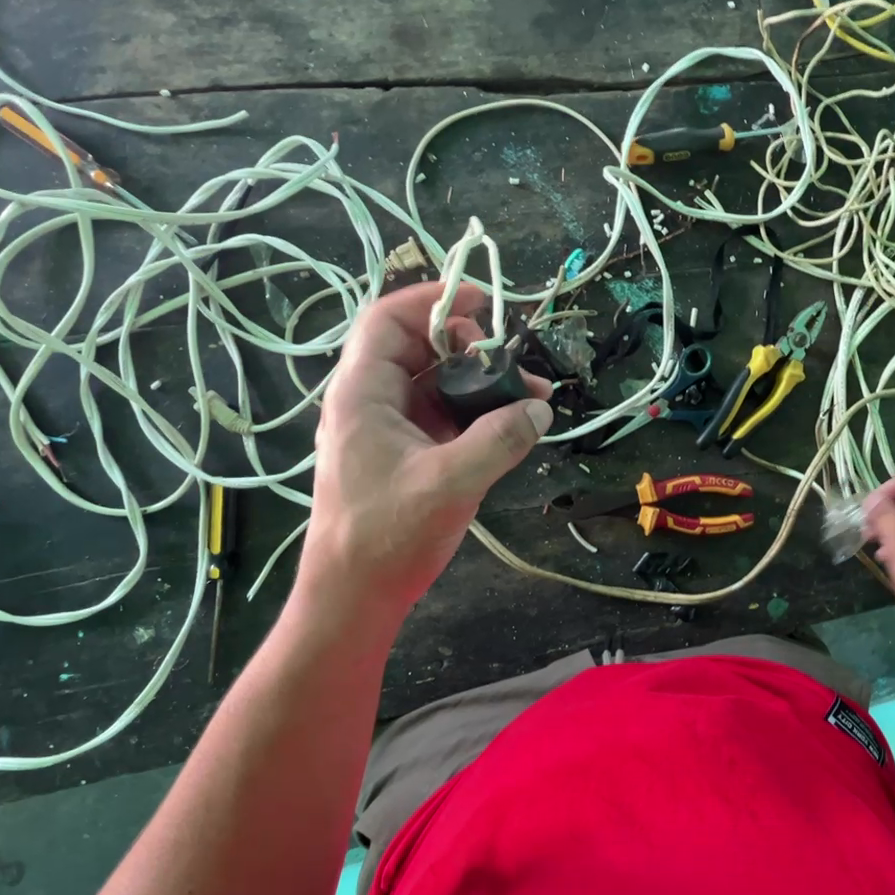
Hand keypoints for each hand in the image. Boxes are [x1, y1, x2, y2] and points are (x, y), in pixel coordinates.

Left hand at [299, 282, 550, 623]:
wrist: (354, 595)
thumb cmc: (387, 534)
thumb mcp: (450, 482)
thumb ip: (499, 439)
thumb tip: (539, 410)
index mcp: (363, 393)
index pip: (388, 320)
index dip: (432, 299)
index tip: (483, 301)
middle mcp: (372, 401)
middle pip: (418, 346)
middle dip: (470, 344)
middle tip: (511, 359)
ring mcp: (389, 428)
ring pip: (436, 382)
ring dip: (481, 381)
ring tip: (529, 396)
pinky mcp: (407, 453)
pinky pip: (444, 415)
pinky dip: (478, 412)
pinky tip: (512, 425)